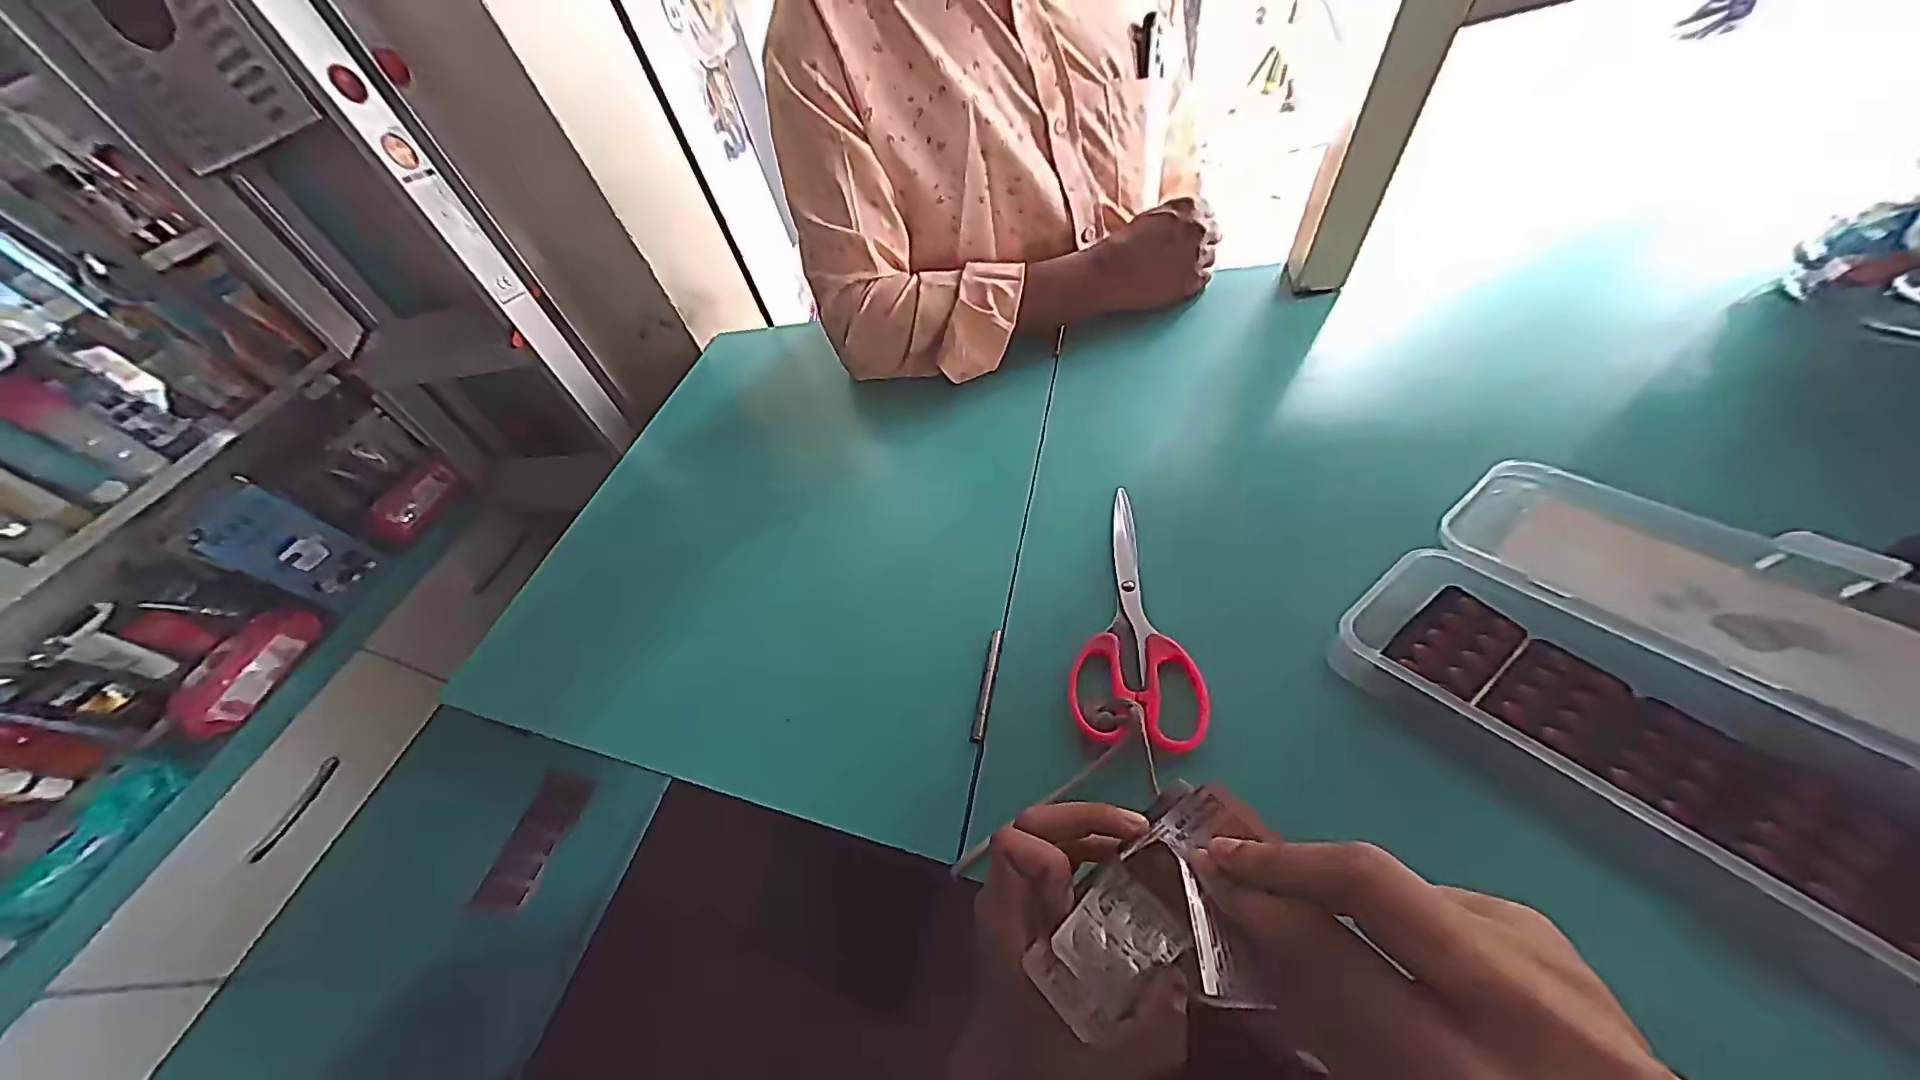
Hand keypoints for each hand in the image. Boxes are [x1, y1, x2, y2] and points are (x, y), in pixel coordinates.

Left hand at [949, 802, 1187, 1079]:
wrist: (1001, 1075)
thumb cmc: (1035, 1061)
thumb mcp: (1097, 1057)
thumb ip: (1147, 1030)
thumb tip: (1182, 981)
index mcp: (1006, 918)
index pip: (1013, 847)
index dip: (1054, 851)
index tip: (1099, 872)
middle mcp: (1005, 895)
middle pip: (1031, 823)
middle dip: (1084, 817)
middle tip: (1136, 830)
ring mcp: (1015, 894)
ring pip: (1043, 831)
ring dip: (1091, 826)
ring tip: (1138, 840)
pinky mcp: (1031, 901)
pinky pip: (1056, 853)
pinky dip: (1090, 847)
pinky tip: (1124, 865)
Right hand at [1087, 197, 1219, 312]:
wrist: (1109, 274)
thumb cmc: (1118, 247)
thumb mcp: (1147, 219)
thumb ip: (1169, 218)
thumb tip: (1177, 226)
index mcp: (1186, 208)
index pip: (1204, 211)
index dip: (1196, 222)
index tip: (1188, 230)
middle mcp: (1197, 229)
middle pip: (1212, 233)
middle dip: (1201, 240)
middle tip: (1186, 251)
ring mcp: (1197, 257)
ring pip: (1210, 257)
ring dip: (1198, 260)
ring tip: (1180, 267)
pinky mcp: (1192, 282)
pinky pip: (1204, 279)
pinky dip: (1195, 278)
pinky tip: (1181, 280)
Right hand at [1196, 836, 1673, 1079]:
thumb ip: (1331, 1025)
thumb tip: (1258, 937)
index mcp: (1468, 1072)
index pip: (1335, 954)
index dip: (1263, 904)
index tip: (1212, 877)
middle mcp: (1521, 1004)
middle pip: (1373, 880)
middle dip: (1284, 857)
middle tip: (1225, 850)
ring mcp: (1551, 961)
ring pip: (1406, 883)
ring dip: (1338, 884)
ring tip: (1298, 895)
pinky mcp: (1562, 943)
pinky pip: (1448, 901)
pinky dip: (1402, 910)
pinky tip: (1396, 938)